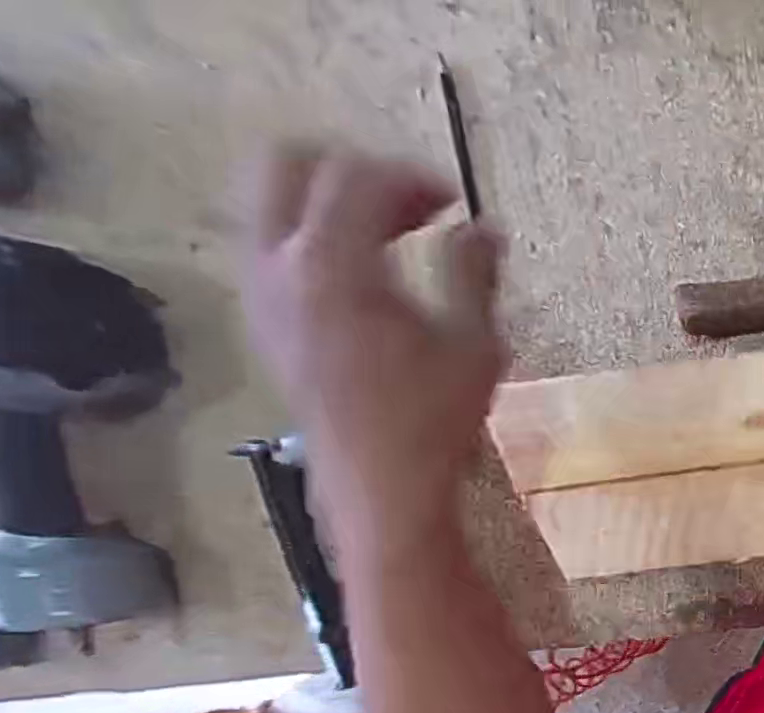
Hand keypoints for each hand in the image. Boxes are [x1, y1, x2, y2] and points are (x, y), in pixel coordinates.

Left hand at [237, 144, 503, 551]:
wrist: (380, 479)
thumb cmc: (436, 416)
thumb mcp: (474, 343)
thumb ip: (475, 275)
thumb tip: (488, 230)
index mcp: (333, 264)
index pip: (356, 178)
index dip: (410, 177)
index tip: (456, 201)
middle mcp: (278, 264)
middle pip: (288, 167)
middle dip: (354, 173)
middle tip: (414, 204)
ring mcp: (261, 291)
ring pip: (272, 204)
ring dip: (331, 205)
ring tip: (395, 237)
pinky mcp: (264, 319)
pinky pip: (273, 246)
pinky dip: (316, 239)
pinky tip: (368, 278)